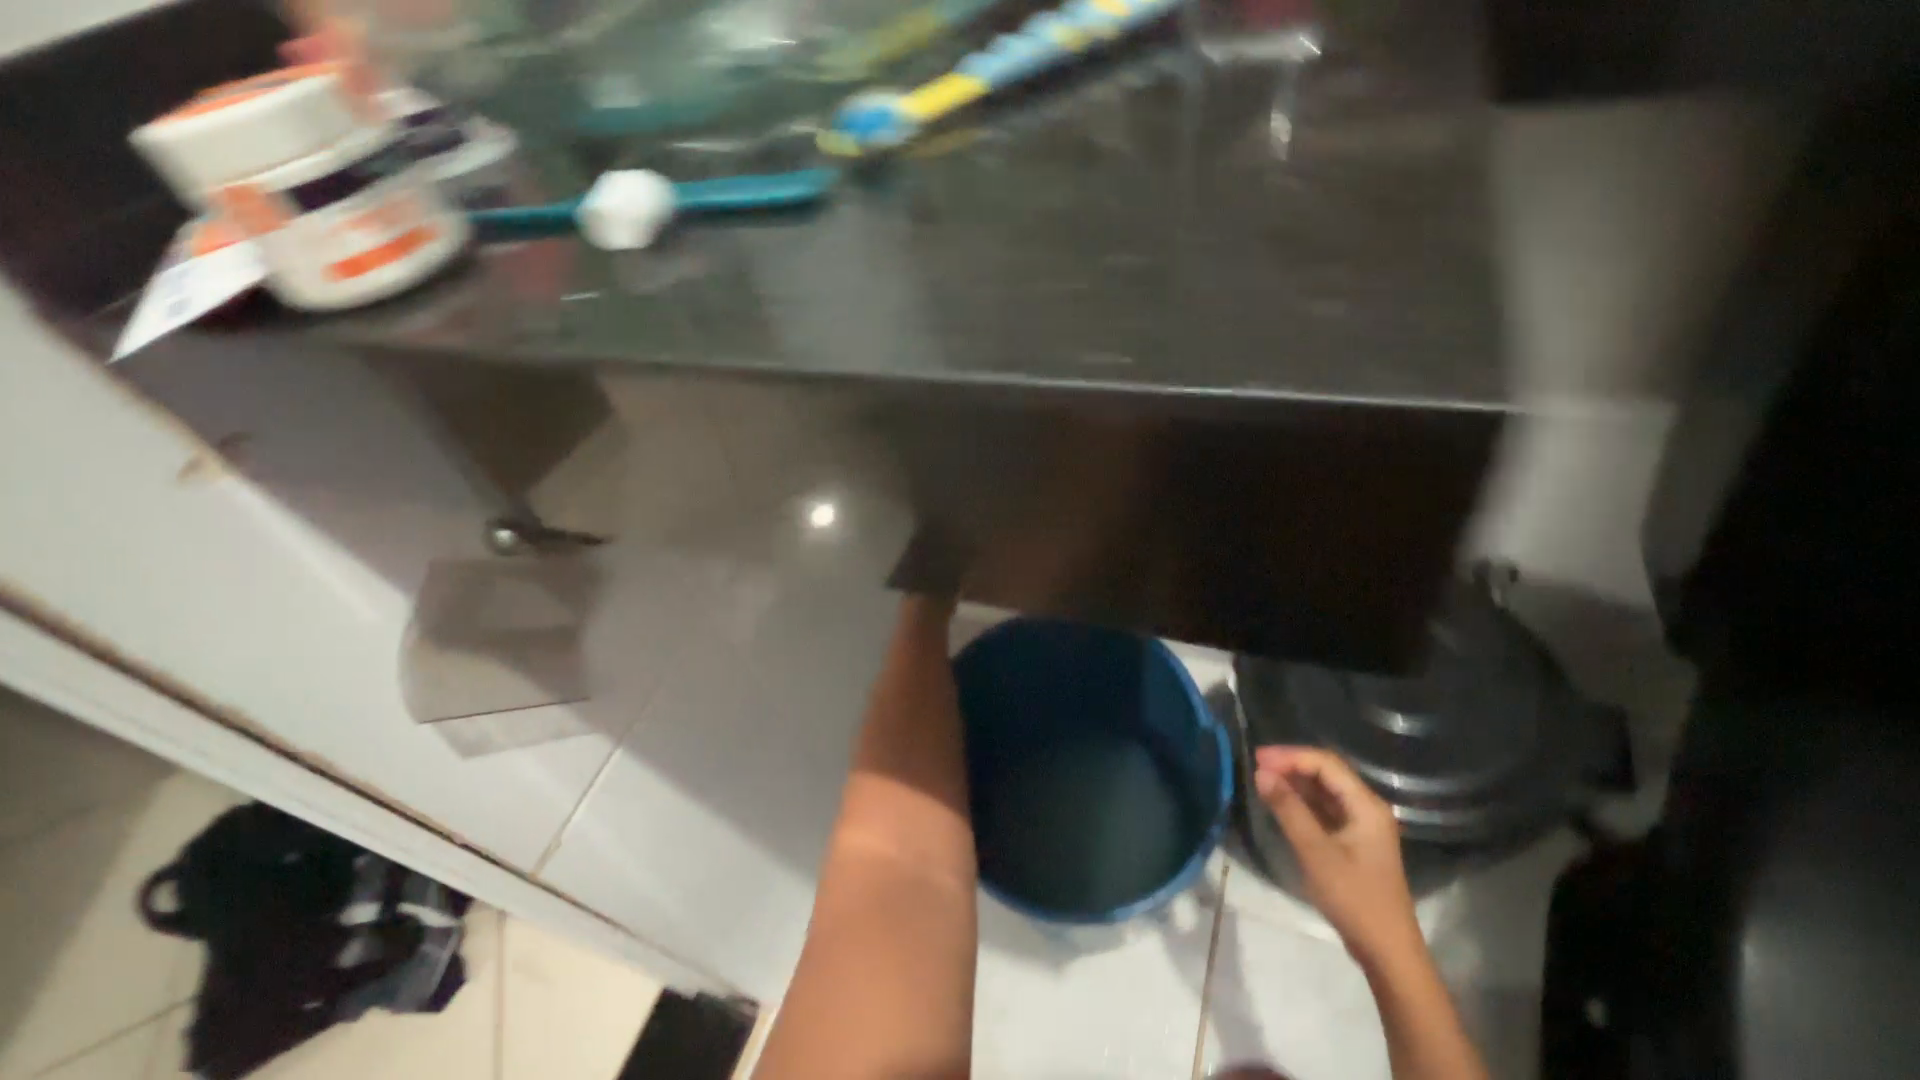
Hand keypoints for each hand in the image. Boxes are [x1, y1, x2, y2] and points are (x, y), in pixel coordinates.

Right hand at [1253, 746, 1420, 966]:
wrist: (1386, 948)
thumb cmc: (1354, 898)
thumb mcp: (1316, 852)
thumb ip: (1289, 810)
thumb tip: (1262, 773)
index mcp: (1366, 805)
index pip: (1326, 764)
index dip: (1291, 756)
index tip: (1257, 758)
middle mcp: (1367, 808)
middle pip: (1327, 773)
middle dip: (1292, 766)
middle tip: (1256, 766)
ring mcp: (1361, 826)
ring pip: (1326, 792)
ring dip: (1296, 783)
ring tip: (1263, 781)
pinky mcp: (1353, 843)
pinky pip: (1326, 811)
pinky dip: (1303, 803)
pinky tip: (1282, 805)